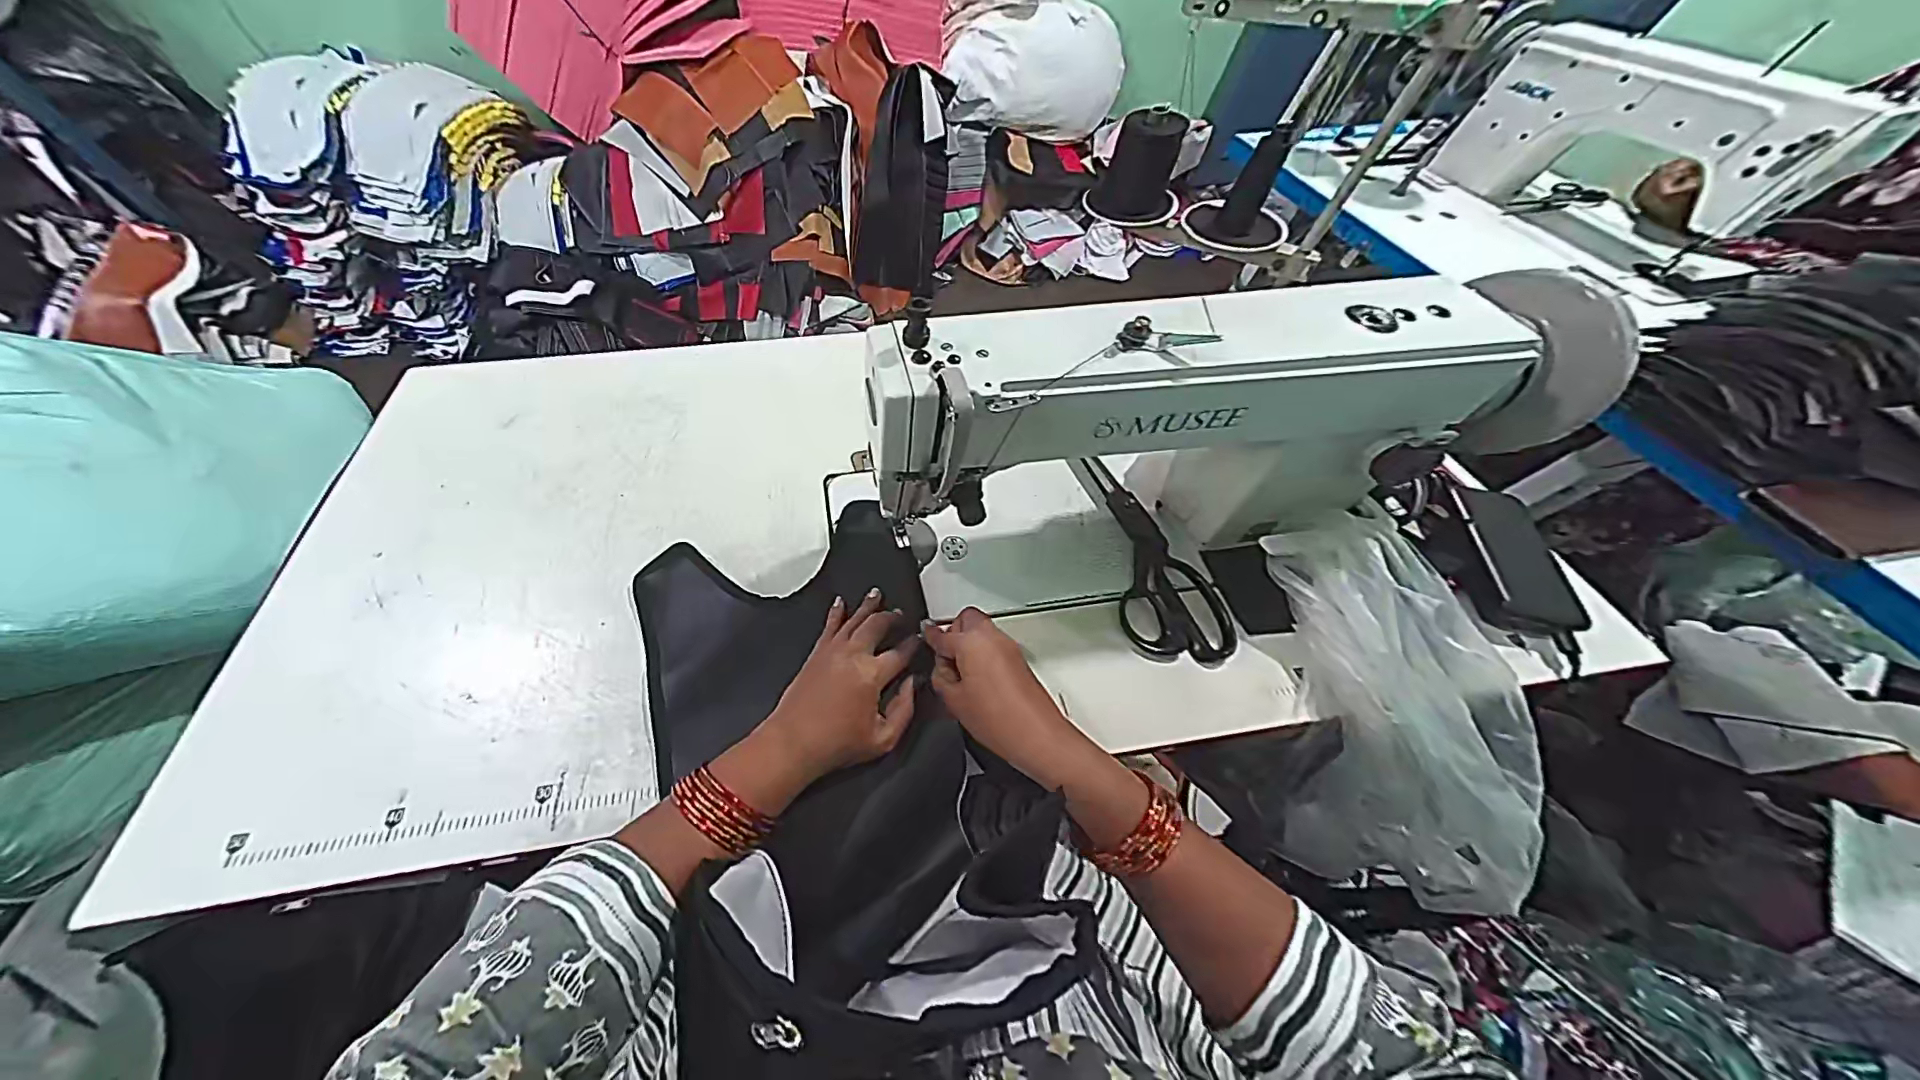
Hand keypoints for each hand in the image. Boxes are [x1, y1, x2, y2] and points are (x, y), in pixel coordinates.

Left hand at [745, 589, 921, 788]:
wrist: (792, 744)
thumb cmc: (835, 745)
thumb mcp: (883, 739)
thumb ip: (904, 710)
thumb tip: (911, 686)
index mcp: (872, 675)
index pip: (901, 651)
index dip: (914, 644)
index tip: (919, 640)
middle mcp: (852, 656)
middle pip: (878, 624)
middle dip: (893, 617)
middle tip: (902, 615)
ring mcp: (832, 652)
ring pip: (854, 619)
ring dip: (869, 606)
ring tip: (878, 595)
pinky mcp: (816, 654)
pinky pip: (829, 626)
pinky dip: (836, 612)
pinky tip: (840, 603)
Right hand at [923, 608, 1099, 789]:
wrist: (1037, 736)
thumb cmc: (1002, 721)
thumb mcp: (953, 700)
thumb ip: (939, 676)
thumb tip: (939, 668)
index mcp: (972, 642)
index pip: (942, 633)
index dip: (930, 638)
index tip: (926, 638)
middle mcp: (993, 638)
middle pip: (966, 619)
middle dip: (953, 634)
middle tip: (945, 659)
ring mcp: (1009, 647)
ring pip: (982, 631)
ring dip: (969, 645)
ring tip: (962, 676)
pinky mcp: (1018, 659)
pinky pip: (995, 646)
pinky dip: (984, 656)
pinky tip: (978, 682)